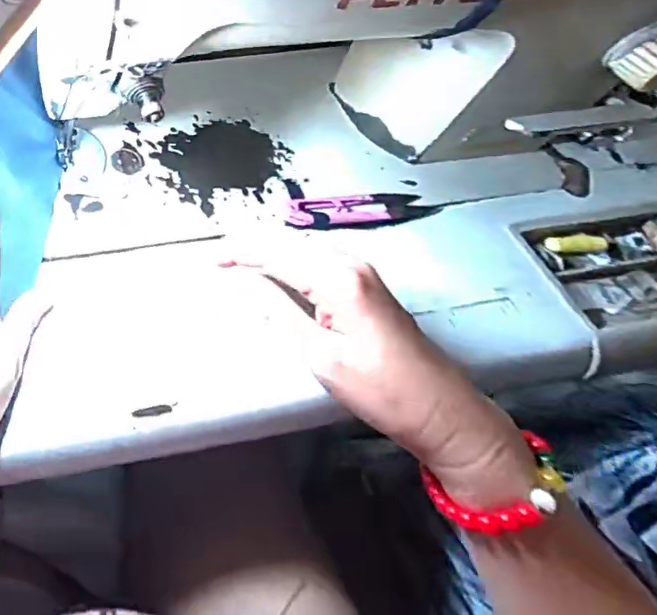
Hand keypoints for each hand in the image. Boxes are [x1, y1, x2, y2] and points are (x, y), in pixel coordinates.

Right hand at [226, 251, 534, 507]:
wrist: (445, 413)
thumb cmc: (383, 391)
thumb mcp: (321, 356)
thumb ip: (278, 311)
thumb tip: (244, 281)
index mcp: (339, 278)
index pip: (276, 254)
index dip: (240, 253)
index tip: (211, 258)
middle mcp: (351, 263)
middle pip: (289, 243)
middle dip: (251, 247)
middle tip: (218, 258)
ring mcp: (362, 271)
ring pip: (302, 248)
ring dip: (269, 252)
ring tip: (238, 261)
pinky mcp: (366, 284)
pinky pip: (316, 260)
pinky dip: (289, 261)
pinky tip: (275, 270)